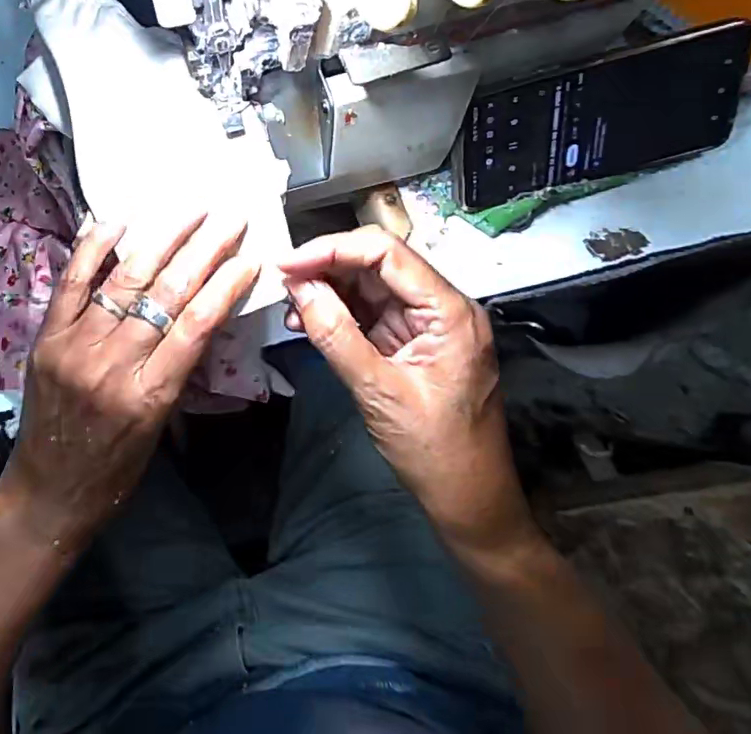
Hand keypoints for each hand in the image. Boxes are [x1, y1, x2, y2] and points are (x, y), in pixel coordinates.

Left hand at [0, 212, 259, 554]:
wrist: (47, 492)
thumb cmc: (113, 471)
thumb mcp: (159, 429)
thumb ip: (175, 371)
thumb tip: (198, 314)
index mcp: (149, 396)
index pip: (196, 327)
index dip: (225, 286)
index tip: (248, 258)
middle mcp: (112, 364)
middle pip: (165, 294)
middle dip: (202, 251)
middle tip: (228, 219)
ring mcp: (74, 346)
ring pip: (124, 281)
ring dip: (160, 240)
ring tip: (188, 211)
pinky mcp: (46, 337)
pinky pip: (71, 283)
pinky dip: (93, 249)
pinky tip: (116, 222)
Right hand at [278, 227, 535, 556]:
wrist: (468, 500)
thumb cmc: (436, 452)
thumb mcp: (379, 392)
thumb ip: (336, 335)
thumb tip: (298, 287)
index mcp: (449, 312)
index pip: (386, 254)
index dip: (332, 249)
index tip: (288, 263)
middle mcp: (440, 306)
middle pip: (376, 264)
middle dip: (325, 267)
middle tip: (282, 280)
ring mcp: (424, 322)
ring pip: (366, 285)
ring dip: (326, 289)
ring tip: (289, 304)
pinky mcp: (408, 339)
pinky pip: (366, 311)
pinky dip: (335, 312)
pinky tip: (306, 321)